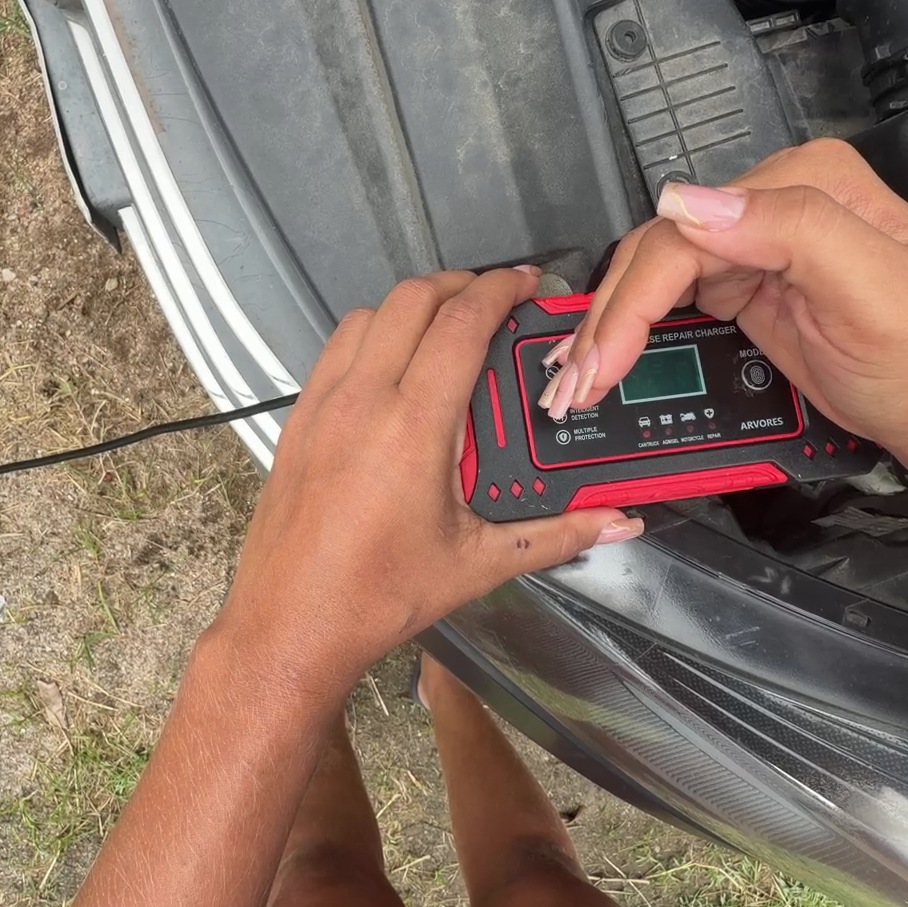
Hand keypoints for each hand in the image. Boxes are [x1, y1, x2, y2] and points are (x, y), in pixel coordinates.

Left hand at [215, 267, 642, 697]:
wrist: (290, 622)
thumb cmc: (378, 596)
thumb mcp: (477, 563)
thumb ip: (556, 533)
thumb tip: (617, 520)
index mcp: (412, 426)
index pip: (461, 323)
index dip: (500, 290)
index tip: (525, 285)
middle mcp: (361, 400)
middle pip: (413, 299)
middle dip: (460, 284)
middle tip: (496, 300)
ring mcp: (321, 404)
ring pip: (368, 314)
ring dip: (412, 306)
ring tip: (447, 327)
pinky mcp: (298, 418)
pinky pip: (336, 348)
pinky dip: (372, 333)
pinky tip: (393, 367)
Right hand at [543, 139, 907, 459]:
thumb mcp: (881, 293)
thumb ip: (795, 231)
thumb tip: (688, 201)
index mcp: (804, 185)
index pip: (687, 234)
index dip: (634, 300)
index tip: (603, 362)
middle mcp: (767, 202)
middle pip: (656, 253)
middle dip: (608, 320)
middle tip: (576, 381)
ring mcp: (745, 240)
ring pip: (647, 274)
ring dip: (606, 327)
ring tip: (578, 377)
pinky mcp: (731, 277)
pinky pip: (661, 295)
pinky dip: (626, 327)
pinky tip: (602, 350)